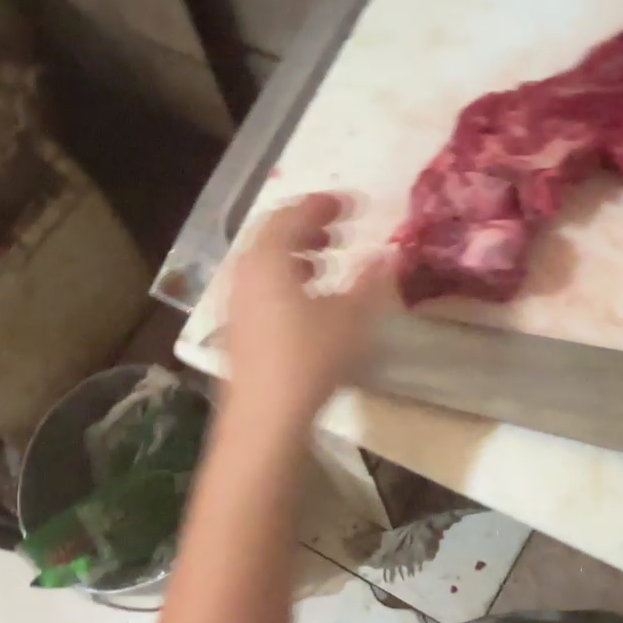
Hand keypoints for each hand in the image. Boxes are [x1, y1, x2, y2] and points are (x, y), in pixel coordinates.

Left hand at [225, 193, 393, 419]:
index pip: (292, 215)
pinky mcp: (236, 330)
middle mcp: (244, 273)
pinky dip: (283, 282)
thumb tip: (387, 254)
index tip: (351, 206)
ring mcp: (235, 303)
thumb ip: (370, 280)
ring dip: (294, 256)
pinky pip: (260, 289)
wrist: (265, 417)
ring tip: (324, 265)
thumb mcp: (351, 317)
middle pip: (272, 236)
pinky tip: (307, 304)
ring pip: (264, 264)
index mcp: (268, 258)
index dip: (323, 205)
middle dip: (307, 228)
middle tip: (337, 232)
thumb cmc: (309, 359)